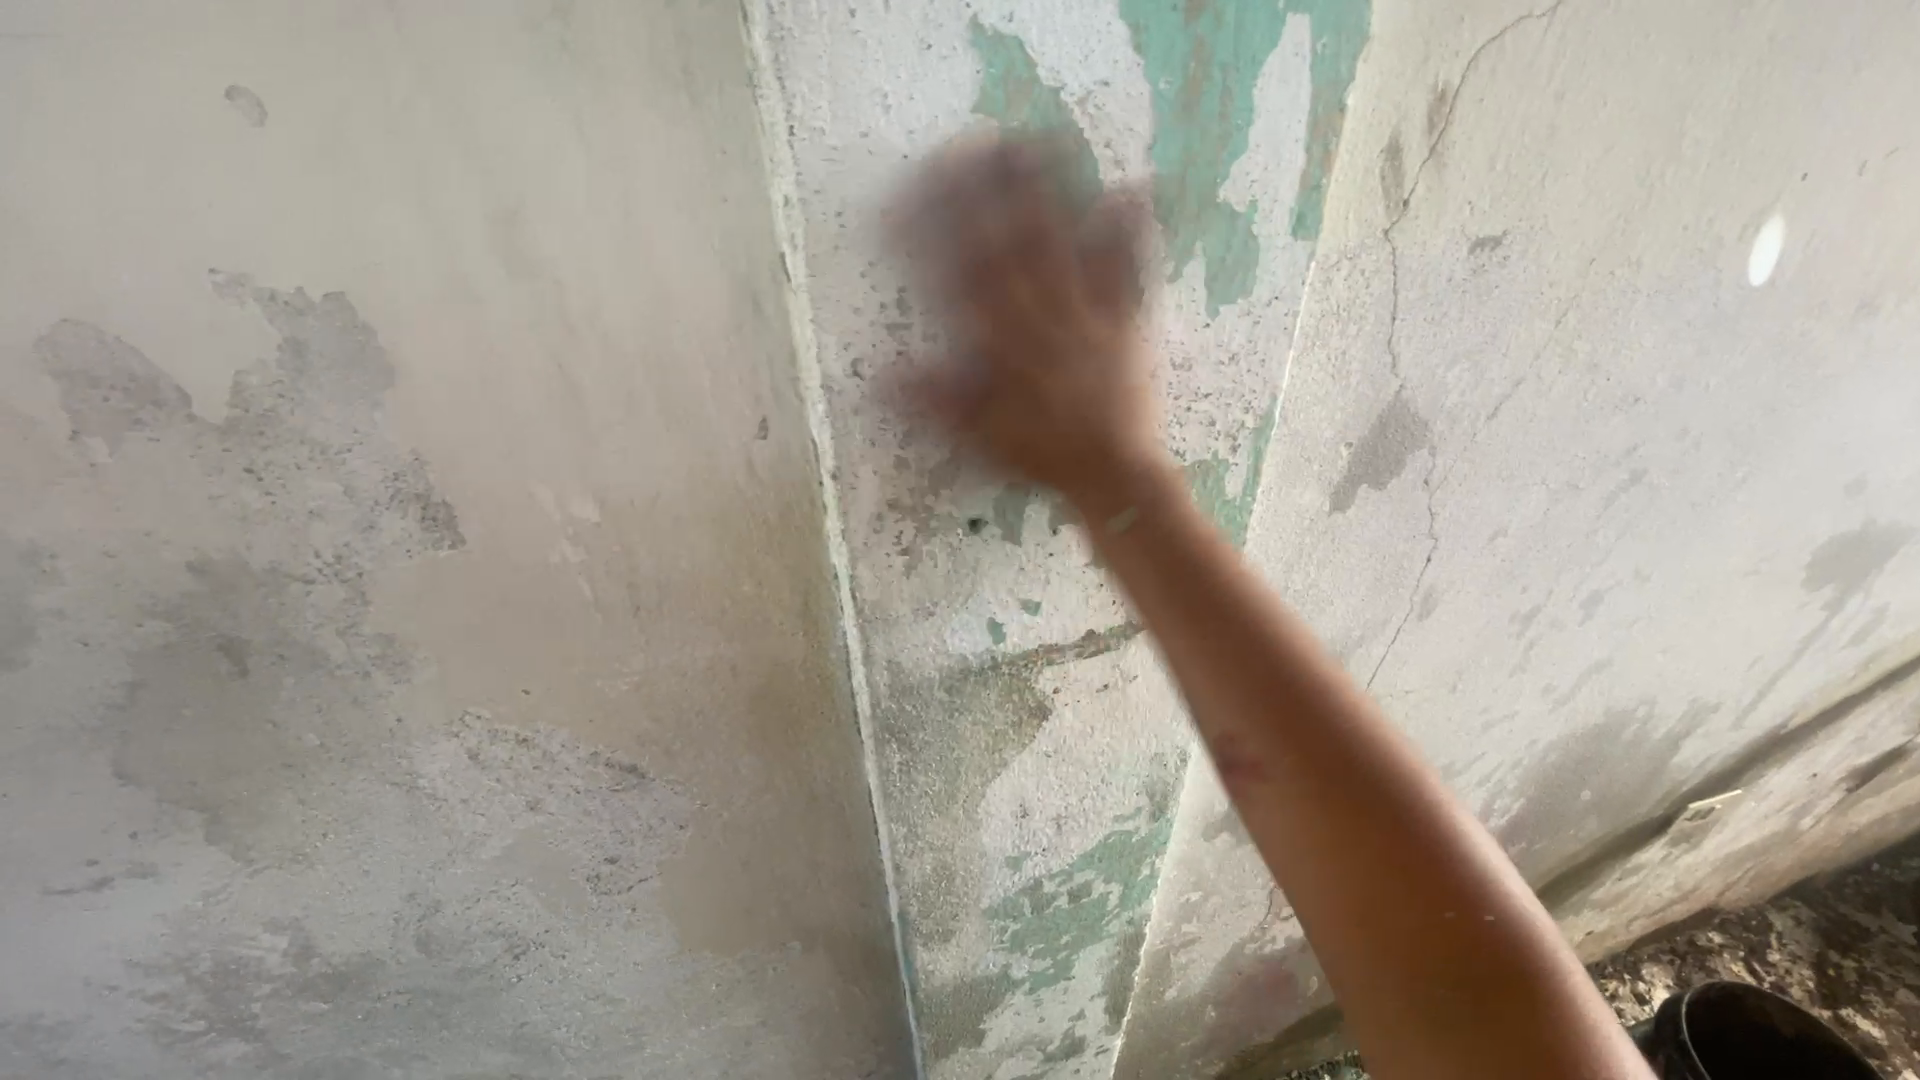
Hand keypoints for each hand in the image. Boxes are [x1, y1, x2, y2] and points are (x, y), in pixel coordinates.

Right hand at [894, 134, 1169, 517]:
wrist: (1113, 476)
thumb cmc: (1042, 458)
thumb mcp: (980, 438)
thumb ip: (935, 403)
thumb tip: (882, 377)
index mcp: (1005, 347)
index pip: (965, 277)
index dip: (940, 232)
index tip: (920, 194)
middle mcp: (1045, 320)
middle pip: (1015, 247)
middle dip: (994, 192)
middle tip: (978, 139)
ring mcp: (1091, 316)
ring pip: (1067, 247)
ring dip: (1052, 193)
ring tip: (1039, 141)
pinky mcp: (1129, 323)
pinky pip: (1130, 273)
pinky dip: (1131, 231)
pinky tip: (1132, 186)